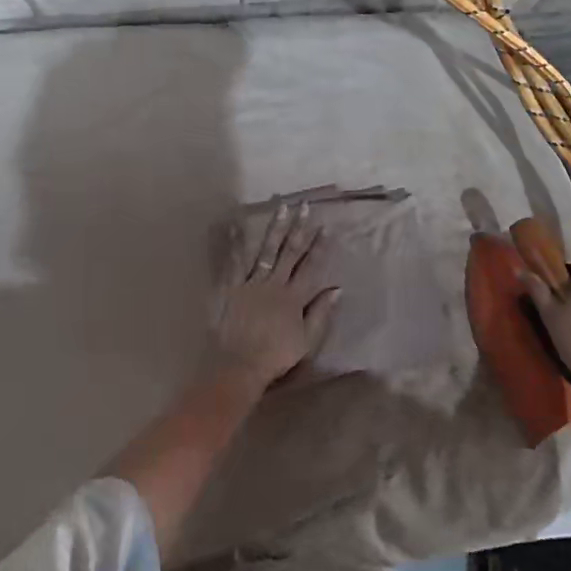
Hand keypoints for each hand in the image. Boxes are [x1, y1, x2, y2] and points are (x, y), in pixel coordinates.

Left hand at [210, 202, 341, 388]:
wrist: (239, 365)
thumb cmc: (275, 356)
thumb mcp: (307, 340)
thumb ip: (320, 312)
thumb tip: (337, 288)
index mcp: (294, 296)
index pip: (310, 266)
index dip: (319, 246)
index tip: (326, 227)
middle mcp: (275, 283)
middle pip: (289, 252)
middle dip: (299, 228)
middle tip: (305, 206)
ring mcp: (253, 283)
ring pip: (267, 250)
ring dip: (276, 228)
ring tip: (282, 207)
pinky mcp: (233, 287)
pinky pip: (236, 262)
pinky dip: (237, 243)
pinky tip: (238, 226)